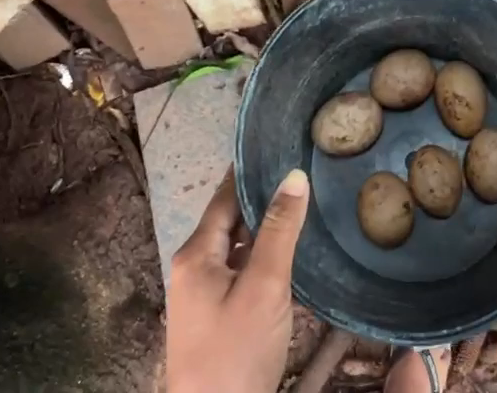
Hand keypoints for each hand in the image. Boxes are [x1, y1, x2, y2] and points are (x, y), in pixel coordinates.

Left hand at [165, 168, 310, 392]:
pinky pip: (240, 270)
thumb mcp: (264, 286)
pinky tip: (290, 254)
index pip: (224, 196)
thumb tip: (294, 176)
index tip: (278, 145)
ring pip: (237, 247)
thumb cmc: (236, 351)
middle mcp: (193, 267)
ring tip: (303, 204)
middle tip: (301, 171)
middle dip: (262, 197)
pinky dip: (262, 255)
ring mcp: (203, 295)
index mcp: (196, 254)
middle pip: (230, 220)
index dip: (250, 170)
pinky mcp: (217, 316)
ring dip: (265, 228)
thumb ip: (279, 231)